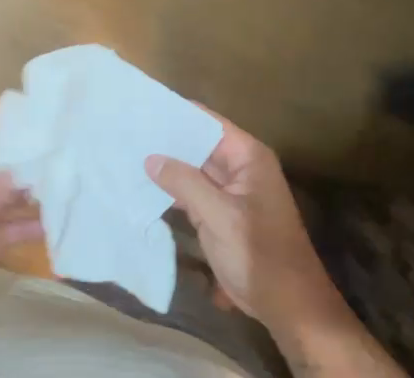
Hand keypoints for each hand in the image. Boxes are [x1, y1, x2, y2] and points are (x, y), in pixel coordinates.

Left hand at [0, 128, 42, 346]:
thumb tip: (12, 172)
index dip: (0, 130)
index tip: (29, 115)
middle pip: (1, 175)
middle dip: (26, 164)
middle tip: (62, 151)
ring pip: (11, 203)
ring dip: (32, 197)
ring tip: (65, 186)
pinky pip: (13, 232)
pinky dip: (31, 229)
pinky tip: (53, 226)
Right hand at [145, 110, 335, 329]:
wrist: (289, 307)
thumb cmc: (260, 255)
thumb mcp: (219, 215)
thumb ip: (184, 182)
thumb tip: (151, 158)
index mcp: (248, 157)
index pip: (206, 121)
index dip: (175, 112)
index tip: (139, 107)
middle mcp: (239, 168)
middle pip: (197, 143)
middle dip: (165, 139)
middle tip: (123, 131)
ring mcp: (230, 192)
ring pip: (192, 168)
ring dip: (165, 166)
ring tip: (125, 153)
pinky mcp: (220, 214)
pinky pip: (192, 192)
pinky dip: (171, 189)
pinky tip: (141, 186)